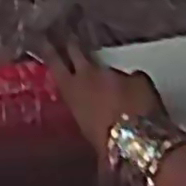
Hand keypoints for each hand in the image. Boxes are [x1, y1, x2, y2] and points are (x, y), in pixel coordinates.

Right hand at [44, 34, 168, 157]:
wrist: (140, 143)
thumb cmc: (105, 149)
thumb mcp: (87, 139)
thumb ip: (84, 125)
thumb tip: (86, 134)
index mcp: (71, 88)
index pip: (54, 60)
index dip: (48, 48)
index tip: (43, 36)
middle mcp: (90, 73)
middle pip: (76, 50)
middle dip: (72, 44)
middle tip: (68, 35)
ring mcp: (115, 72)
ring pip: (107, 69)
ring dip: (108, 78)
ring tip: (115, 94)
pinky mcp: (139, 77)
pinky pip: (134, 80)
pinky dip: (135, 89)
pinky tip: (141, 103)